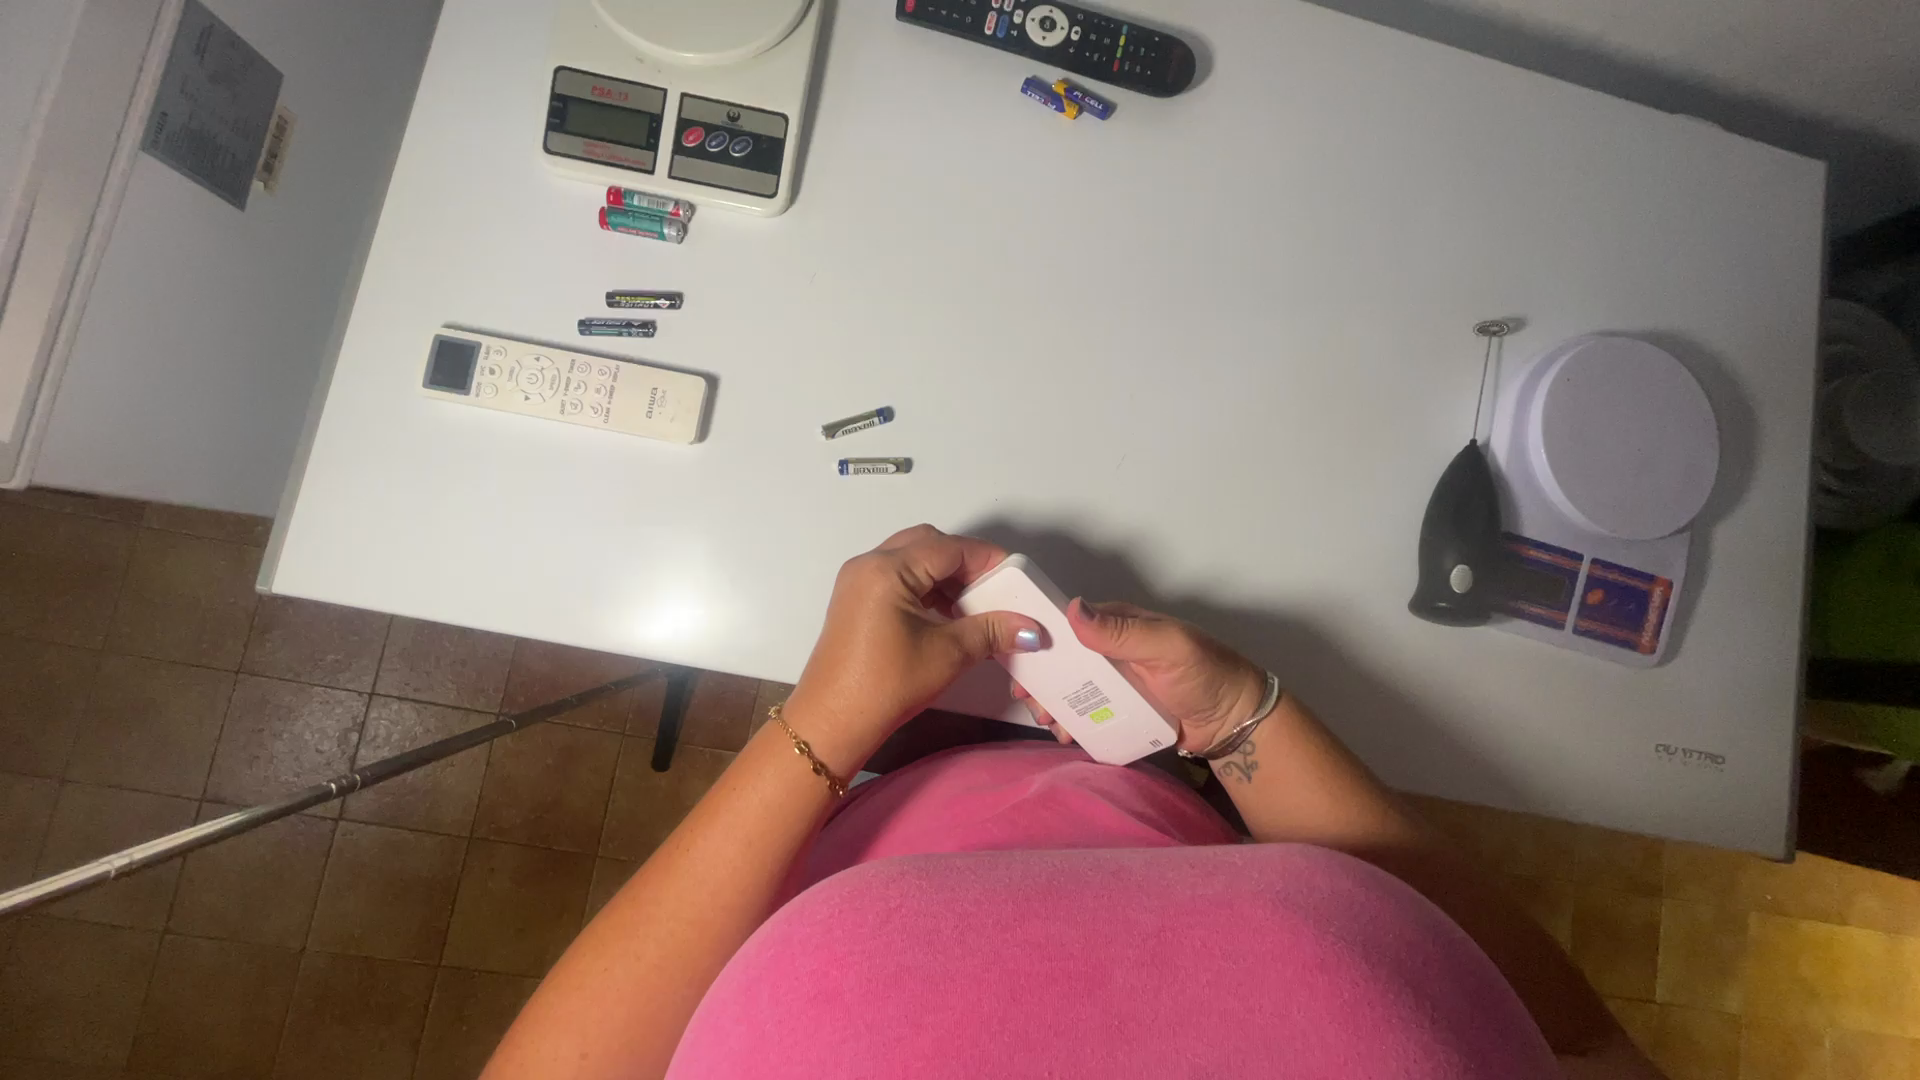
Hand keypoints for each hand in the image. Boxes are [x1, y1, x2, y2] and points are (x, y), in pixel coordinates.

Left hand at [784, 525, 1044, 767]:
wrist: (832, 724)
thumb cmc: (887, 685)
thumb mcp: (947, 654)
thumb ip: (992, 631)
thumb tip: (1032, 628)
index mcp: (887, 570)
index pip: (949, 548)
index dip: (987, 559)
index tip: (1017, 578)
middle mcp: (869, 564)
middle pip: (928, 544)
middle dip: (965, 562)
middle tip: (994, 589)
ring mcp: (858, 581)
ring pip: (911, 559)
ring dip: (945, 575)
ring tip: (974, 604)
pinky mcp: (855, 599)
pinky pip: (897, 577)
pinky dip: (925, 586)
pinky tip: (946, 614)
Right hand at [1014, 599, 1265, 754]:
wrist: (1234, 723)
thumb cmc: (1206, 674)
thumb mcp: (1168, 646)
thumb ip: (1123, 631)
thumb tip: (1073, 610)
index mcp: (1118, 625)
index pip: (1069, 625)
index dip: (1041, 639)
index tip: (1019, 659)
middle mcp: (1110, 651)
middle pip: (1063, 661)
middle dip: (1041, 679)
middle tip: (1029, 700)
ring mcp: (1114, 683)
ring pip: (1070, 690)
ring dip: (1052, 704)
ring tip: (1047, 722)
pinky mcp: (1118, 711)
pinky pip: (1087, 714)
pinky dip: (1071, 723)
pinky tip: (1065, 735)